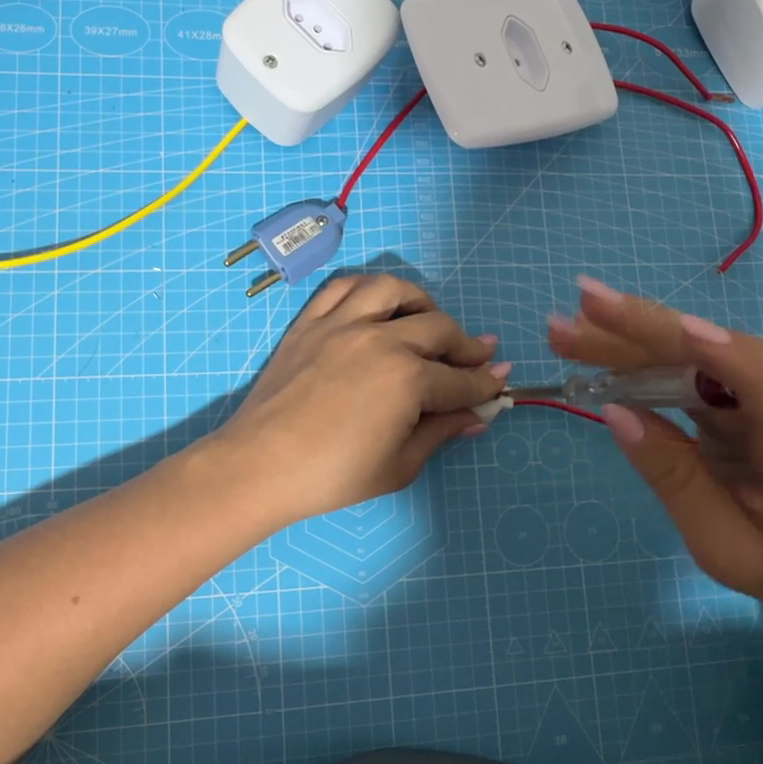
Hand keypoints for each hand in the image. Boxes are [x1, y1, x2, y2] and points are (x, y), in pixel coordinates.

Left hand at [211, 274, 510, 525]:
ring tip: (427, 318)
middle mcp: (380, 339)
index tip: (501, 379)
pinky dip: (367, 289)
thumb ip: (441, 432)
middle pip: (438, 329)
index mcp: (408, 379)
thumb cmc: (333, 476)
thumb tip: (477, 415)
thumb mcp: (399, 465)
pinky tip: (376, 304)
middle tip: (476, 356)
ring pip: (392, 290)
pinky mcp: (310, 322)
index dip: (485, 383)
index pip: (460, 379)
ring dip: (420, 301)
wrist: (261, 464)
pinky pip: (343, 287)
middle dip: (466, 345)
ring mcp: (342, 324)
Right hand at [549, 277, 762, 640]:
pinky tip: (593, 345)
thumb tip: (615, 413)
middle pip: (723, 356)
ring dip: (630, 339)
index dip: (727, 357)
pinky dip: (638, 356)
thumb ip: (675, 480)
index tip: (679, 328)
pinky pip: (687, 368)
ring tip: (564, 330)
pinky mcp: (740, 395)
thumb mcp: (723, 547)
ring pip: (696, 355)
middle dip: (651, 329)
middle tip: (584, 304)